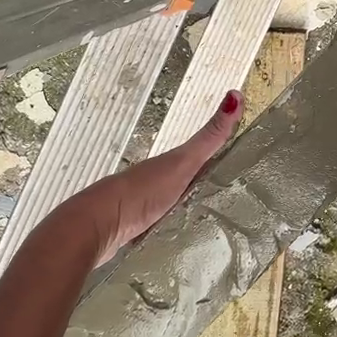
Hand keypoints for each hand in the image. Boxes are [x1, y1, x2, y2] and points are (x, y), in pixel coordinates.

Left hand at [48, 89, 245, 264]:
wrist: (93, 228)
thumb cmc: (142, 191)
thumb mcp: (183, 162)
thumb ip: (210, 135)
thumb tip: (236, 93)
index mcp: (171, 164)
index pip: (202, 158)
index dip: (220, 158)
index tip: (242, 166)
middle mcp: (157, 182)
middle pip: (187, 184)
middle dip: (205, 190)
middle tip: (231, 203)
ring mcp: (142, 209)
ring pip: (171, 208)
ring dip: (185, 214)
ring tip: (208, 227)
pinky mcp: (131, 234)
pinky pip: (158, 230)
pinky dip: (169, 233)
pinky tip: (178, 243)